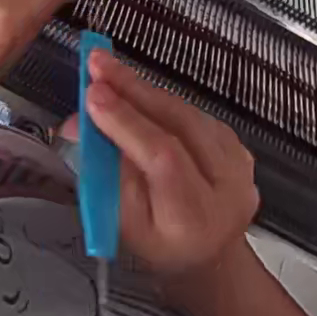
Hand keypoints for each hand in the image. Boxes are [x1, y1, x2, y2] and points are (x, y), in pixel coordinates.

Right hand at [62, 50, 259, 282]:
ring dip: (142, 87)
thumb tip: (79, 120)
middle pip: (178, 124)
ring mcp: (237, 164)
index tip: (93, 93)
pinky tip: (134, 88)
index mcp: (193, 218)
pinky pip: (191, 111)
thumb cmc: (157, 241)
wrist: (206, 253)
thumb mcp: (120, 220)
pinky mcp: (236, 144)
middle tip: (97, 62)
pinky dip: (159, 97)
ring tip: (108, 69)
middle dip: (131, 89)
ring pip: (184, 111)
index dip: (126, 121)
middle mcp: (226, 189)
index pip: (163, 159)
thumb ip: (102, 169)